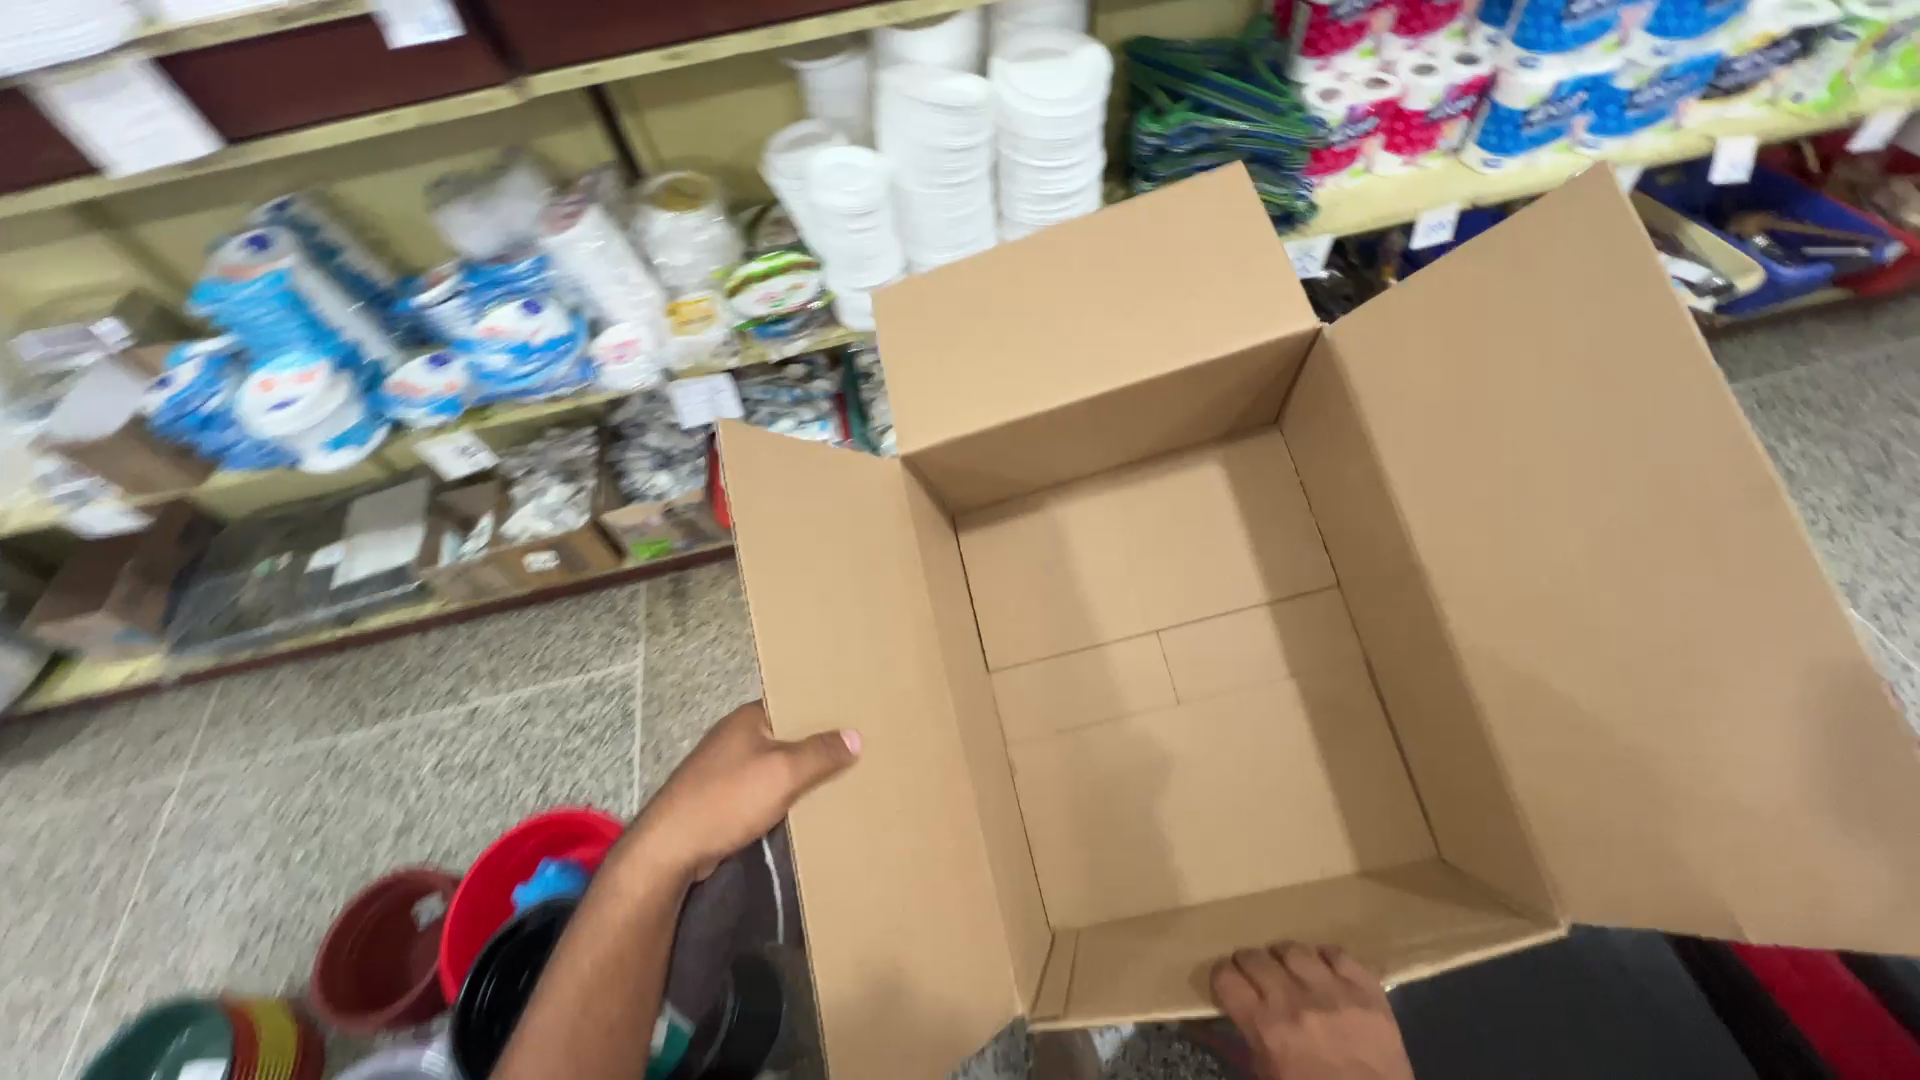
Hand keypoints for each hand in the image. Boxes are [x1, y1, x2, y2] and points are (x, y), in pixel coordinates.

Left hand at [629, 701, 859, 880]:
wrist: (670, 849)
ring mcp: (727, 767)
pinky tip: (807, 807)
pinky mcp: (723, 797)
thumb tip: (855, 736)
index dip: (824, 710)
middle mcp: (737, 735)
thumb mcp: (783, 772)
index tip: (857, 719)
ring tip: (841, 779)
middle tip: (858, 752)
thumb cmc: (727, 799)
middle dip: (818, 745)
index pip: (795, 703)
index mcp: (749, 717)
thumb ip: (821, 753)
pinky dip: (784, 795)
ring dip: (802, 774)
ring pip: (777, 764)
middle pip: (788, 735)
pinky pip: (765, 788)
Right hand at [1210, 942, 1412, 1079]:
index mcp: (1265, 1028)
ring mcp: (1333, 994)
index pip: (1225, 976)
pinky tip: (1324, 974)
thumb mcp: (1267, 1078)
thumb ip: (1247, 1042)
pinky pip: (1338, 955)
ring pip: (1293, 949)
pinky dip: (1326, 960)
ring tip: (1290, 972)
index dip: (1223, 978)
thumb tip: (1229, 1015)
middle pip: (1255, 957)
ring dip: (1284, 959)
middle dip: (1249, 966)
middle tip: (1256, 978)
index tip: (1229, 985)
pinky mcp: (1367, 994)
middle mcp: (1294, 1002)